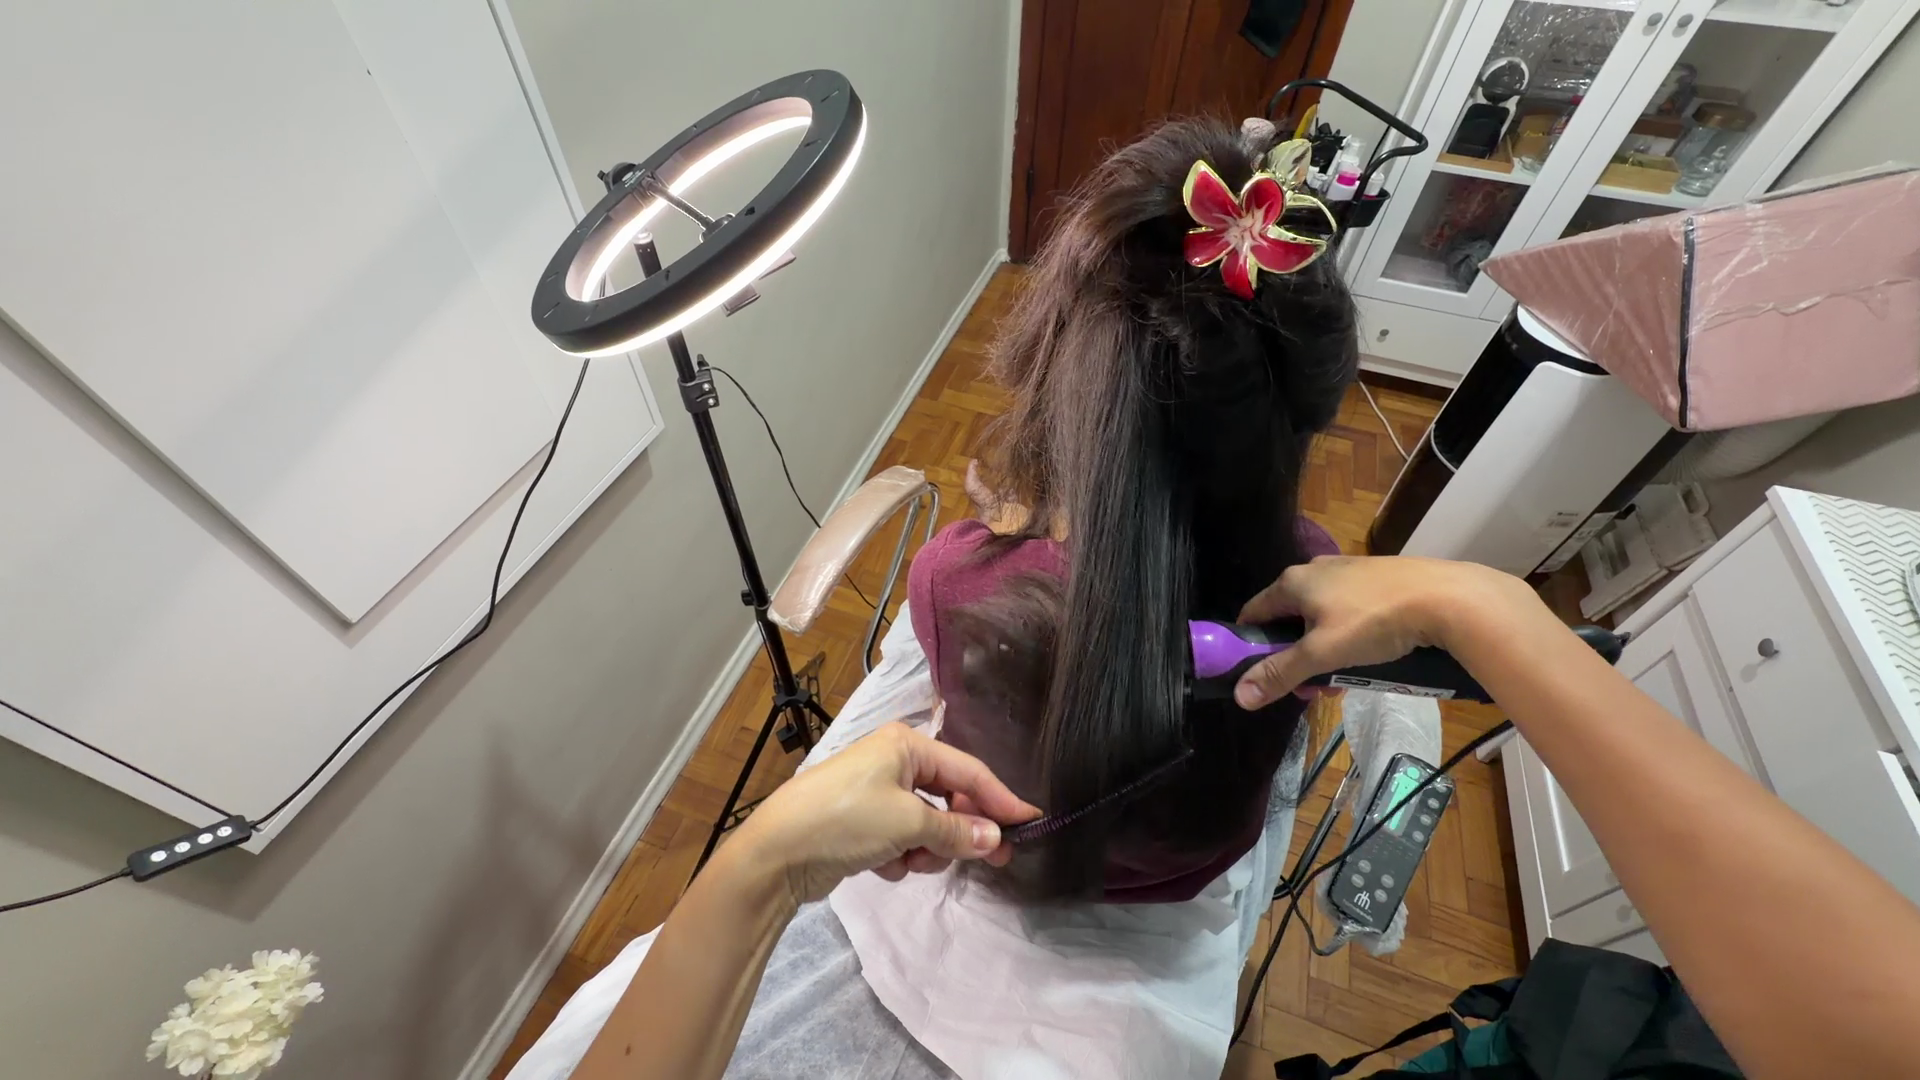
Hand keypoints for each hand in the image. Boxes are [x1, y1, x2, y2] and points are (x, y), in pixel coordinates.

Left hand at [732, 723, 1041, 906]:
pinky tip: (880, 865)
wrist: (775, 853)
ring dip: (925, 848)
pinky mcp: (864, 821)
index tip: (1031, 822)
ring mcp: (878, 791)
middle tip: (993, 861)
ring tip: (905, 862)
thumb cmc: (845, 819)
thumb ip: (956, 830)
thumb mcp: (907, 823)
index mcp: (906, 745)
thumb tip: (995, 839)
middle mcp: (895, 761)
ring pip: (928, 823)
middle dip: (959, 830)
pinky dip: (899, 855)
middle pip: (949, 797)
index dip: (1001, 798)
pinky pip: (903, 837)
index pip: (968, 770)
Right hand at [1232, 555, 1534, 708]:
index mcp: (1292, 582)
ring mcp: (1347, 572)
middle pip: (1288, 620)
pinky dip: (1349, 637)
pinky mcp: (1377, 579)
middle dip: (1295, 658)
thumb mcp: (1323, 653)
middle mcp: (1314, 570)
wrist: (1450, 599)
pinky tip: (1370, 656)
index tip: (1261, 675)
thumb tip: (1239, 696)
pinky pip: (1347, 612)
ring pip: (1320, 618)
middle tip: (1311, 687)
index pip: (1253, 614)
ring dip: (1323, 653)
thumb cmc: (1375, 621)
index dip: (1250, 646)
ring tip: (1344, 680)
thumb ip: (1280, 673)